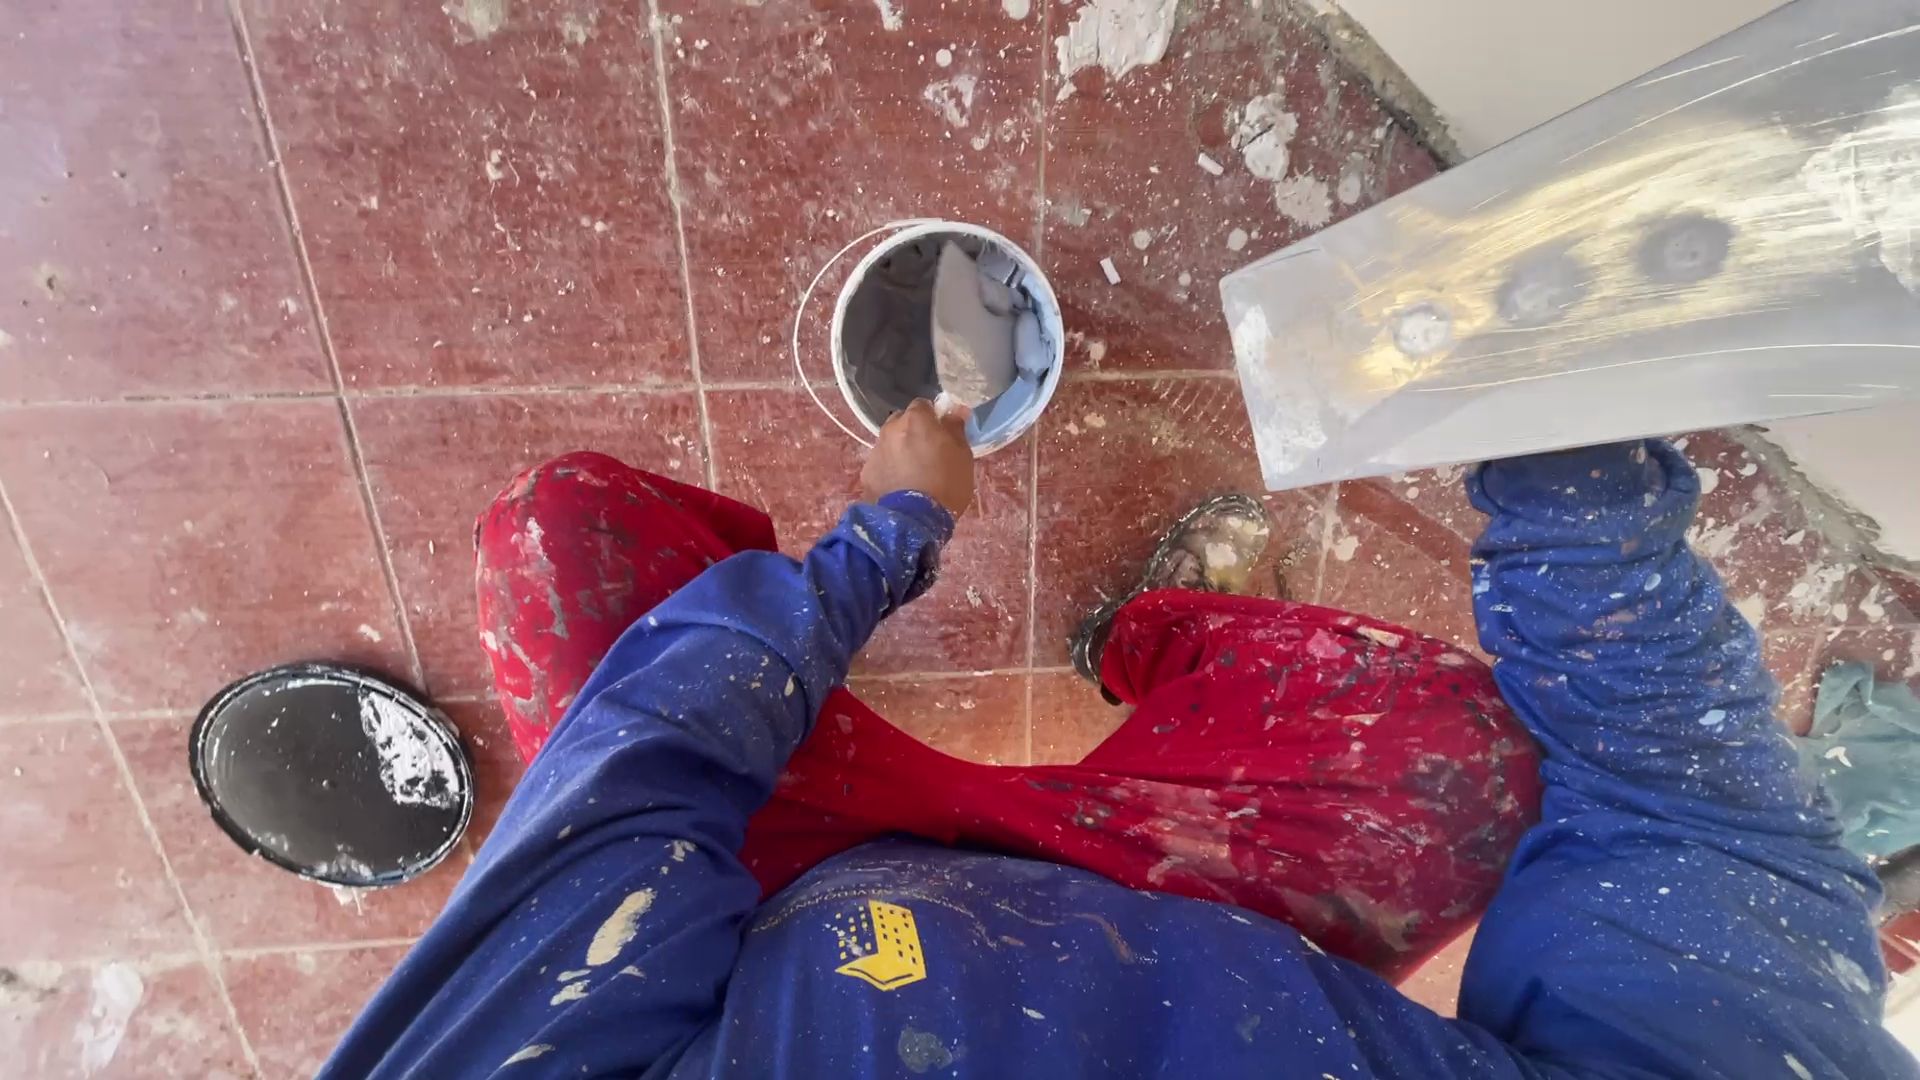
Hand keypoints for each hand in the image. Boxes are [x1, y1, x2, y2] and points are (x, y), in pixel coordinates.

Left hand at [860, 398, 975, 516]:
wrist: (914, 520)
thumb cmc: (946, 484)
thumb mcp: (963, 456)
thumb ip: (956, 430)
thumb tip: (955, 412)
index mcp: (916, 420)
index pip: (922, 405)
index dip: (932, 418)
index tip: (941, 434)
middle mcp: (891, 429)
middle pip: (902, 422)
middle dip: (912, 432)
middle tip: (927, 453)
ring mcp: (875, 451)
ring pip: (889, 443)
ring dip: (899, 451)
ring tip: (912, 474)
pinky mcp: (866, 473)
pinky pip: (881, 464)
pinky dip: (888, 471)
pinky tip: (899, 487)